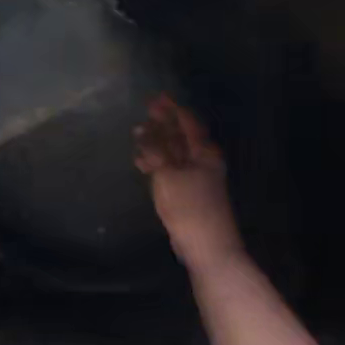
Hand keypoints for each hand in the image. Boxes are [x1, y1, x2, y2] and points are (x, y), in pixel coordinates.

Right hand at [134, 94, 239, 268]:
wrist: (207, 247)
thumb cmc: (189, 206)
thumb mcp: (167, 174)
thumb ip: (156, 150)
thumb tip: (144, 129)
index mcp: (204, 152)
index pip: (187, 122)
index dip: (171, 109)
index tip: (155, 97)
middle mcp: (203, 160)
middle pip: (180, 136)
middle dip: (162, 123)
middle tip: (145, 112)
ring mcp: (196, 176)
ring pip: (174, 152)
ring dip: (157, 143)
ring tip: (137, 135)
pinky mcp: (187, 191)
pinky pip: (170, 168)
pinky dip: (157, 162)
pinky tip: (142, 162)